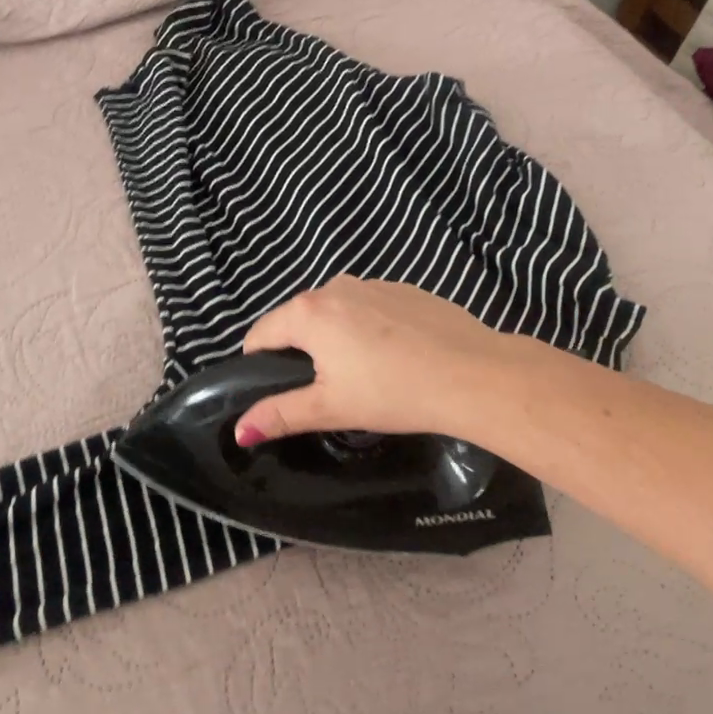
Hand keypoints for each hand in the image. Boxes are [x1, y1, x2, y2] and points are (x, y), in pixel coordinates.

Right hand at [236, 276, 578, 444]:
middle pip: (298, 320)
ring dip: (335, 339)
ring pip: (336, 313)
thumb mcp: (330, 407)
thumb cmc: (392, 392)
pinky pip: (370, 308)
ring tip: (364, 377)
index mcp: (308, 312)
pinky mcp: (405, 289)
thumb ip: (281, 414)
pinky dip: (369, 329)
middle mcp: (335, 286)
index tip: (278, 393)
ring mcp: (373, 283)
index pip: (260, 334)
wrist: (472, 374)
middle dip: (301, 352)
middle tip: (325, 391)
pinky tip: (395, 358)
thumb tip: (240, 430)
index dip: (259, 365)